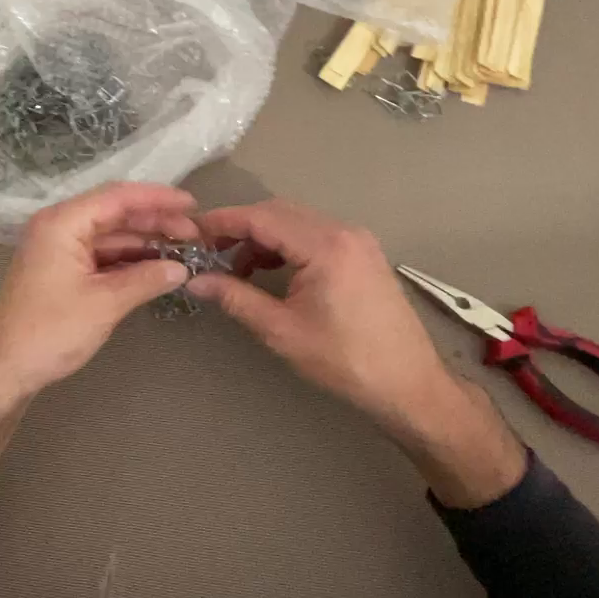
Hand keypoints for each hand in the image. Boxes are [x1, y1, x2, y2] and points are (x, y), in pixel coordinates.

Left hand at [0, 182, 197, 409]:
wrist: (7, 367)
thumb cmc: (51, 331)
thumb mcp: (105, 303)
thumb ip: (145, 279)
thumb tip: (180, 268)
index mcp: (62, 222)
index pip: (117, 197)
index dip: (158, 198)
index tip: (193, 205)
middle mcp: (58, 226)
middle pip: (114, 213)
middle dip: (155, 221)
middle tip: (195, 234)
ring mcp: (58, 248)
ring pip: (109, 235)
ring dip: (144, 242)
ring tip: (183, 251)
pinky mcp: (61, 269)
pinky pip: (100, 254)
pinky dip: (127, 259)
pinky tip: (156, 267)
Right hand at [188, 200, 523, 504]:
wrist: (409, 385)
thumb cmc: (345, 361)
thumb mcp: (281, 331)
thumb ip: (235, 298)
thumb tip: (194, 281)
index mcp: (325, 246)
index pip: (261, 217)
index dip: (221, 222)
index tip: (189, 234)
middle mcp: (343, 231)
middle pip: (277, 212)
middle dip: (238, 228)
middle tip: (204, 251)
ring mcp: (356, 240)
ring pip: (294, 221)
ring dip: (260, 237)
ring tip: (232, 267)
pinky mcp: (361, 253)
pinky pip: (311, 234)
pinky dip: (283, 245)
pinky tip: (265, 271)